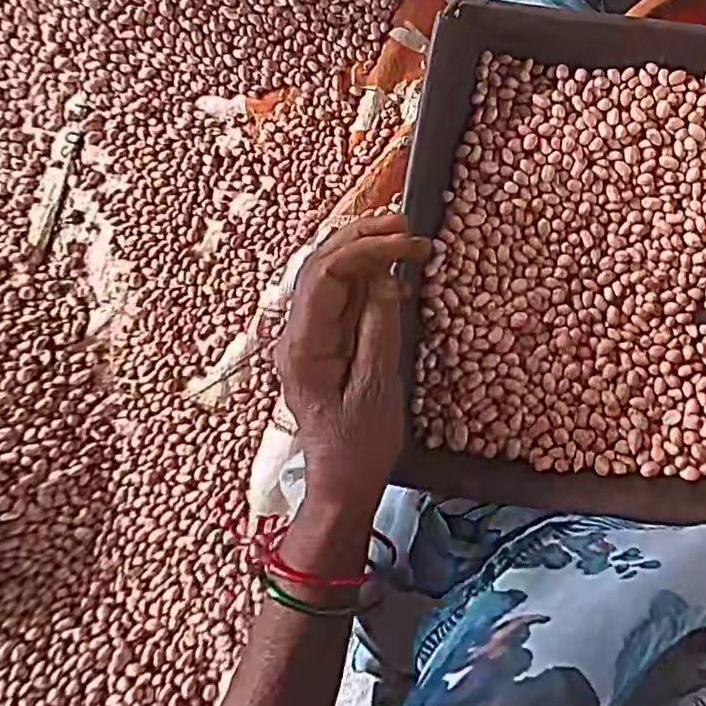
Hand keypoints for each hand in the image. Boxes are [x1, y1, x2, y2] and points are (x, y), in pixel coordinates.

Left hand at [274, 215, 431, 511]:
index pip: (326, 276)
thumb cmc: (358, 445)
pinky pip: (340, 290)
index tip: (409, 245)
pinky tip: (387, 257)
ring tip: (399, 228)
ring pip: (327, 271)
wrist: (341, 480)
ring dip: (362, 244)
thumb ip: (379, 331)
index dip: (367, 250)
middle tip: (406, 224)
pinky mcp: (324, 336)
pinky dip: (365, 267)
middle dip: (363, 236)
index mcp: (303, 346)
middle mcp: (297, 332)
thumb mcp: (376, 392)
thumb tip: (387, 279)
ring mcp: (308, 332)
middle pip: (320, 264)